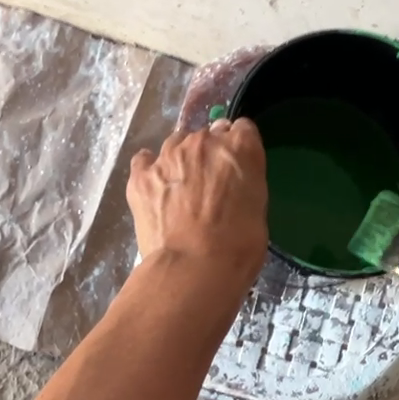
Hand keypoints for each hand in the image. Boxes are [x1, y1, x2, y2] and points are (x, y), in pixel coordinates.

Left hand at [127, 118, 268, 286]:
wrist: (194, 269)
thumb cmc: (238, 248)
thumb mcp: (258, 211)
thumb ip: (244, 185)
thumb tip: (231, 185)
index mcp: (240, 148)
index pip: (243, 130)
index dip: (239, 149)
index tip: (237, 169)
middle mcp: (203, 141)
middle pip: (206, 136)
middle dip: (209, 156)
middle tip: (209, 187)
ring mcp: (168, 155)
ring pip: (175, 145)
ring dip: (180, 162)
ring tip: (180, 192)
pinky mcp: (140, 175)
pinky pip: (144, 161)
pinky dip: (150, 172)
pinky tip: (155, 190)